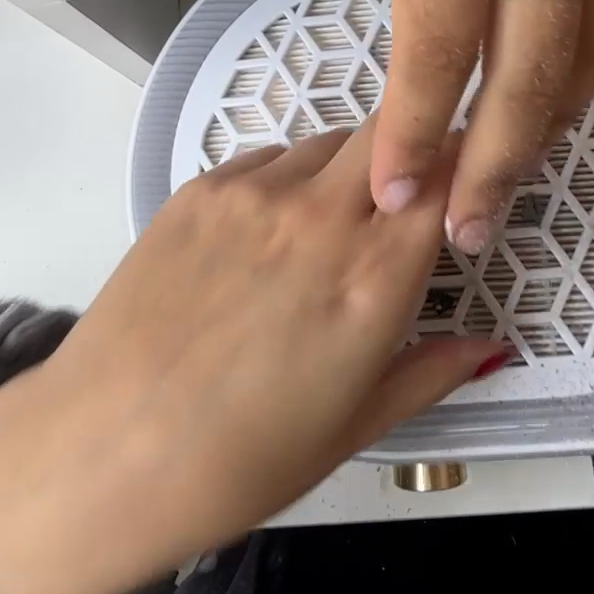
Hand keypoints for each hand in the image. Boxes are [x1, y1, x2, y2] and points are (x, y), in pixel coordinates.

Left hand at [0, 127, 503, 593]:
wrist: (100, 452)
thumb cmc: (239, 461)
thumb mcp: (355, 427)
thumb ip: (433, 372)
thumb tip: (493, 347)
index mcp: (374, 279)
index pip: (447, 179)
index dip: (463, 173)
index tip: (462, 191)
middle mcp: (320, 217)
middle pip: (393, 133)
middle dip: (412, 151)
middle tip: (404, 197)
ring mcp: (253, 194)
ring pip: (330, 143)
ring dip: (348, 169)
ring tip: (327, 226)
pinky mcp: (198, 189)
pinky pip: (267, 160)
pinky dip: (286, 180)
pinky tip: (266, 233)